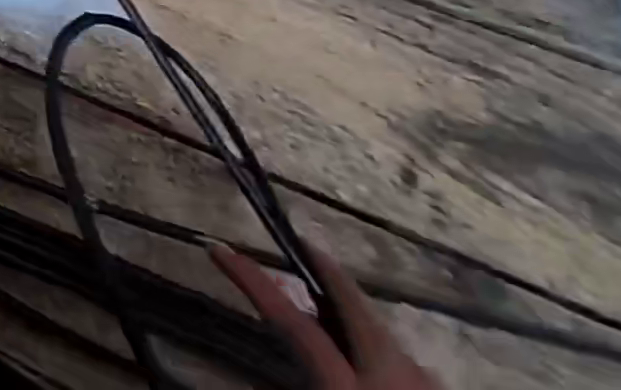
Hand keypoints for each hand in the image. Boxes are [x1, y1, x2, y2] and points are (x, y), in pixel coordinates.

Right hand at [211, 245, 439, 389]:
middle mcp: (395, 380)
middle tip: (299, 244)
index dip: (252, 281)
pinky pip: (401, 362)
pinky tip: (362, 357)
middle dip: (324, 269)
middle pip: (354, 305)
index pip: (292, 323)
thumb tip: (245, 383)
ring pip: (383, 334)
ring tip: (324, 300)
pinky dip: (373, 345)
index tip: (219, 250)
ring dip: (351, 311)